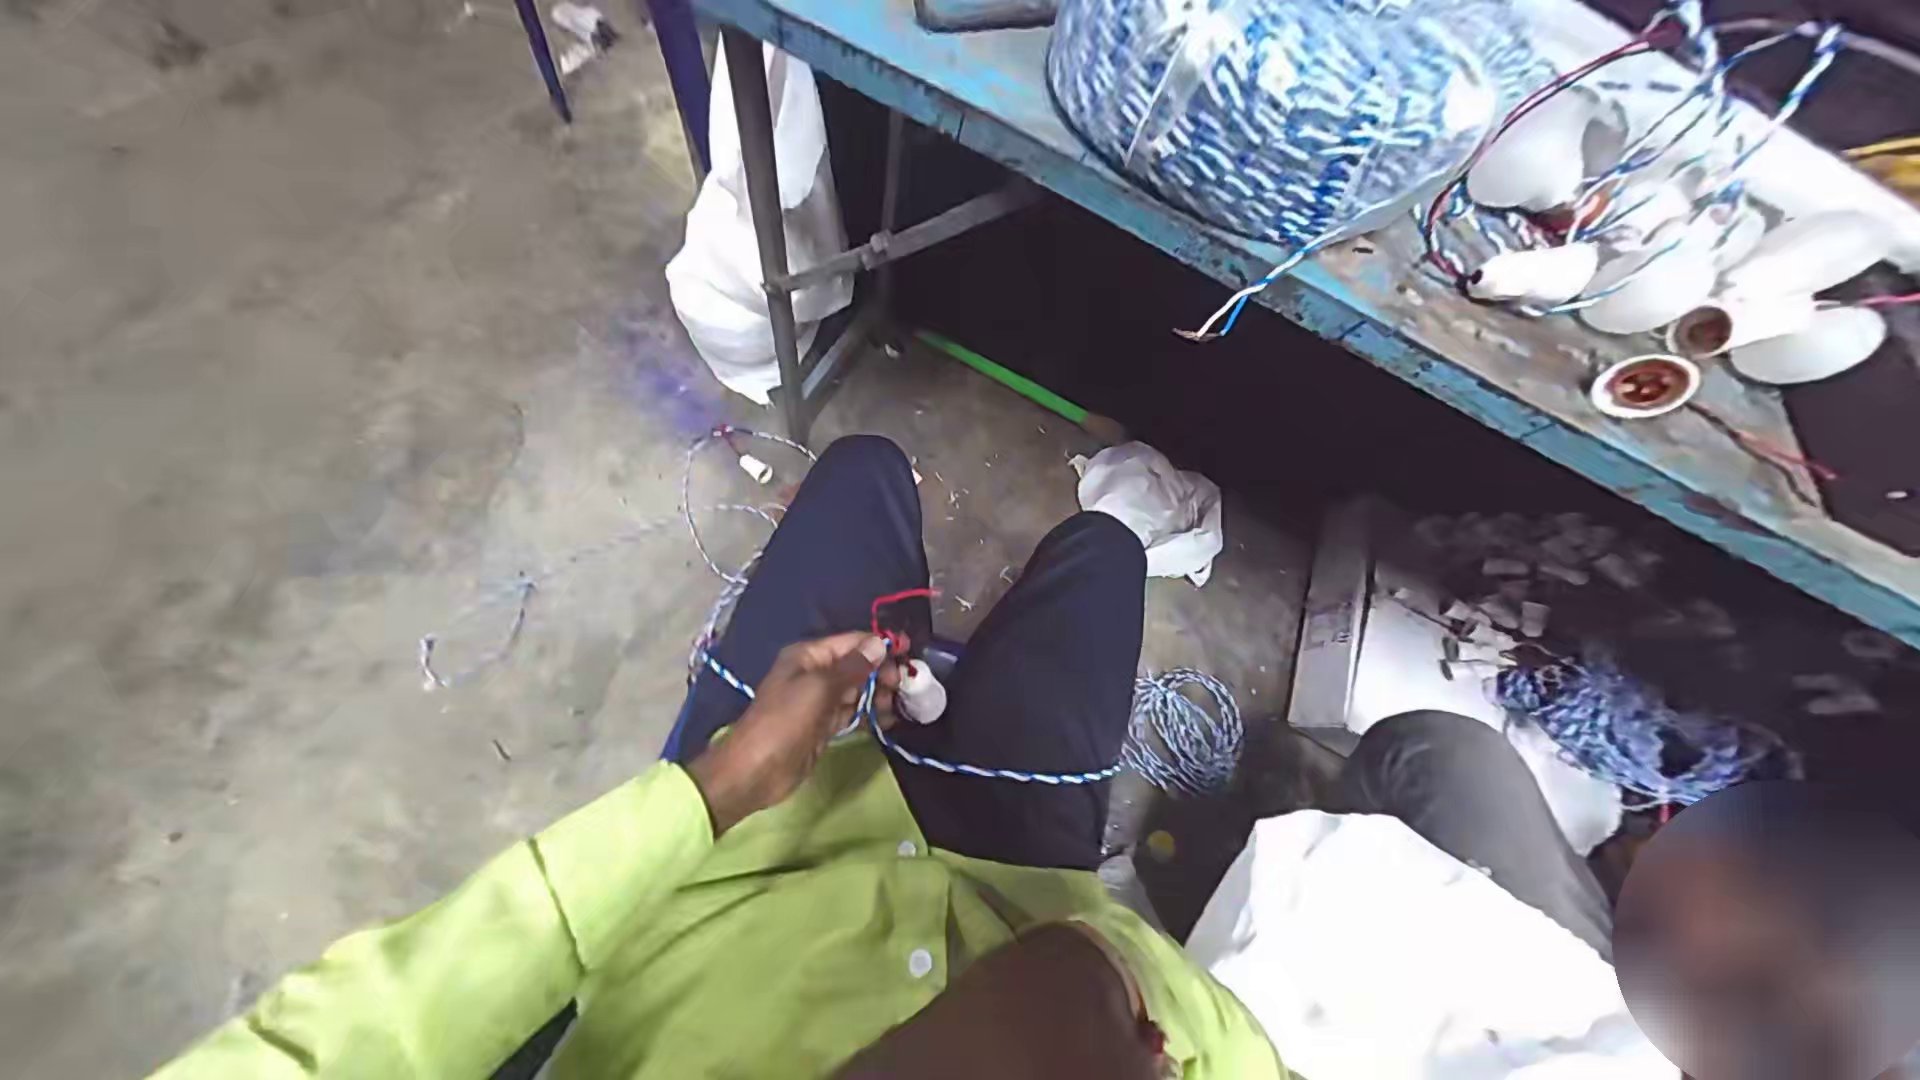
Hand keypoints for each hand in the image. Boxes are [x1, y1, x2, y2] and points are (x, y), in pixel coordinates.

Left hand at [686, 632, 901, 835]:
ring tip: (895, 705)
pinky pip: (853, 711)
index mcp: (809, 656)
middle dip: (882, 672)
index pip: (852, 642)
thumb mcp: (819, 688)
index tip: (909, 652)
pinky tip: (888, 719)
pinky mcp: (825, 724)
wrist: (755, 772)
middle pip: (858, 664)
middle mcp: (816, 672)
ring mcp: (821, 699)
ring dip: (879, 693)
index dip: (880, 645)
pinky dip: (870, 713)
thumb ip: (852, 666)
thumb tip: (879, 644)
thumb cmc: (784, 722)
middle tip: (902, 686)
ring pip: (858, 688)